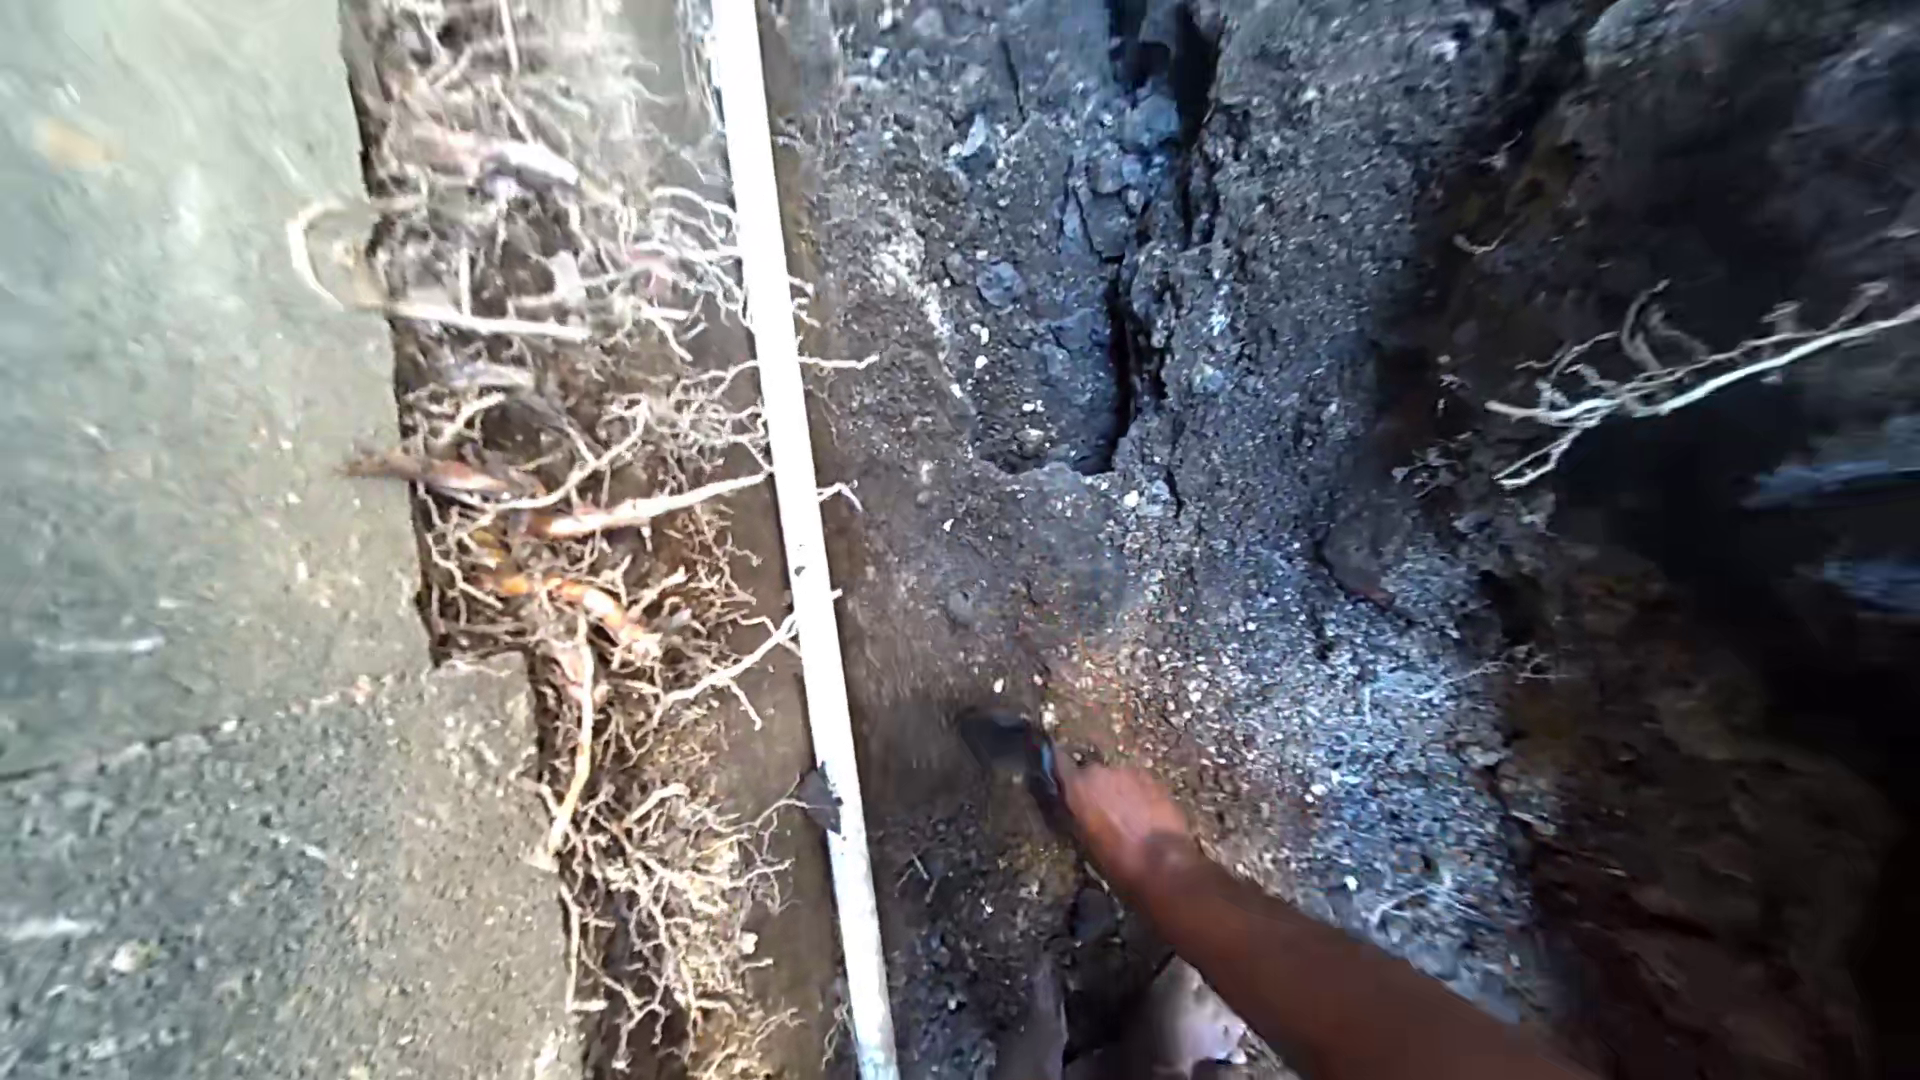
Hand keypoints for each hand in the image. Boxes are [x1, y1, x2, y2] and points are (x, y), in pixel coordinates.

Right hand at [1057, 761, 1202, 894]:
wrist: (1162, 864)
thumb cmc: (1116, 861)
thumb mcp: (1083, 841)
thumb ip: (1074, 814)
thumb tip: (1070, 806)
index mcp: (1077, 785)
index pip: (1059, 762)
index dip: (1061, 770)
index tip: (1063, 778)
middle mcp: (1099, 771)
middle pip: (1091, 772)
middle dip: (1094, 786)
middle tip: (1100, 809)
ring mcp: (1128, 771)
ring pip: (1117, 777)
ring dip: (1118, 790)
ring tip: (1127, 815)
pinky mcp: (1152, 778)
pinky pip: (1138, 782)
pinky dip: (1139, 794)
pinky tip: (1146, 815)